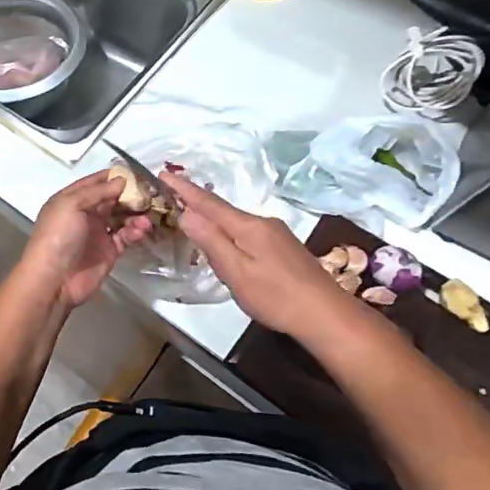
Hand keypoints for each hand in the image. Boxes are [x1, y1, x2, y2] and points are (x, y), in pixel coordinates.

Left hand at [19, 171, 153, 308]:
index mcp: (72, 199)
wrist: (54, 280)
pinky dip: (136, 231)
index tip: (137, 172)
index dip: (114, 176)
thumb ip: (97, 191)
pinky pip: (126, 236)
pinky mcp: (110, 250)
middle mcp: (86, 213)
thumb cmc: (58, 236)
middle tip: (151, 192)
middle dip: (131, 194)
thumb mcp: (71, 205)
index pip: (96, 182)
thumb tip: (122, 180)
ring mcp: (98, 232)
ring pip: (122, 217)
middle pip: (112, 199)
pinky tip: (143, 229)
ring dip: (136, 213)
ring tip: (149, 213)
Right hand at [164, 173, 372, 341]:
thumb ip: (211, 241)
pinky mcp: (283, 249)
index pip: (209, 203)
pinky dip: (229, 234)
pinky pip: (247, 234)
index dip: (185, 190)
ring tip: (191, 224)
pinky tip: (226, 248)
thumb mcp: (237, 272)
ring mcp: (276, 235)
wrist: (327, 315)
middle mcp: (263, 223)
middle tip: (170, 199)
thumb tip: (186, 212)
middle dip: (196, 204)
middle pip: (222, 211)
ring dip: (213, 221)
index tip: (163, 174)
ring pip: (235, 224)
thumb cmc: (276, 297)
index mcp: (248, 227)